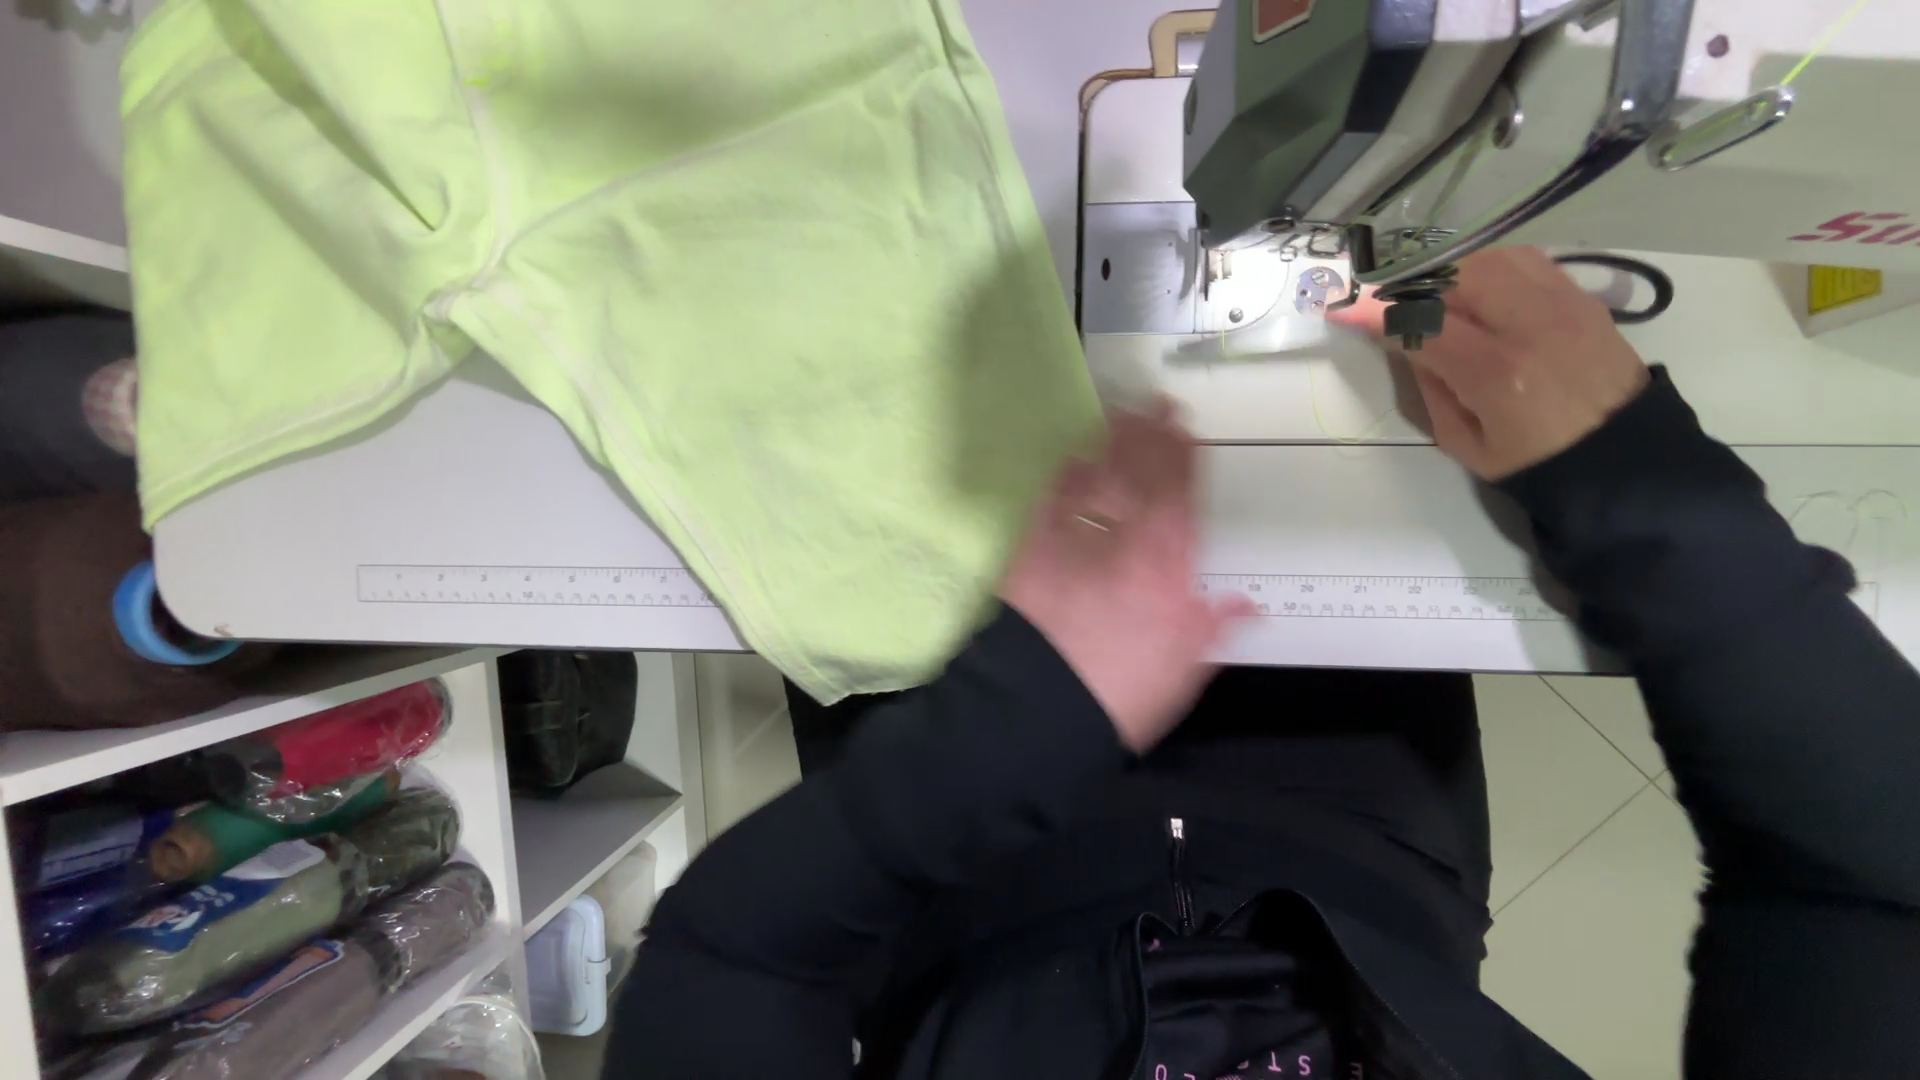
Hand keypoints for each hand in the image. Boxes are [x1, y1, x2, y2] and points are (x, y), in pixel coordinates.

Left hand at [999, 402, 1252, 752]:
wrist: (1041, 704)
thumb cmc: (1121, 691)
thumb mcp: (1184, 669)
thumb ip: (1214, 626)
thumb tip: (1248, 605)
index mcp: (1167, 567)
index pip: (1180, 497)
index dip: (1182, 458)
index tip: (1185, 427)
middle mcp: (1124, 542)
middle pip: (1140, 476)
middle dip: (1150, 435)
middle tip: (1154, 402)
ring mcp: (1076, 541)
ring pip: (1099, 478)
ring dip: (1110, 443)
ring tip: (1119, 413)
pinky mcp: (1033, 549)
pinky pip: (1052, 501)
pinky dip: (1064, 477)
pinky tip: (1070, 458)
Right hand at [1330, 246, 1651, 479]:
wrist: (1620, 454)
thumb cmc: (1530, 459)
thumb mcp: (1461, 438)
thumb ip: (1430, 384)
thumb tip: (1405, 340)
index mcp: (1495, 372)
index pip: (1423, 324)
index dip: (1376, 313)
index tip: (1343, 307)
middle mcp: (1531, 325)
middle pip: (1458, 275)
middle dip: (1413, 283)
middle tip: (1388, 299)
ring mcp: (1562, 304)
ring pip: (1492, 258)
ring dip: (1451, 271)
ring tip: (1430, 292)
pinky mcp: (1581, 296)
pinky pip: (1527, 260)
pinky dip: (1490, 267)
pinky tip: (1474, 288)